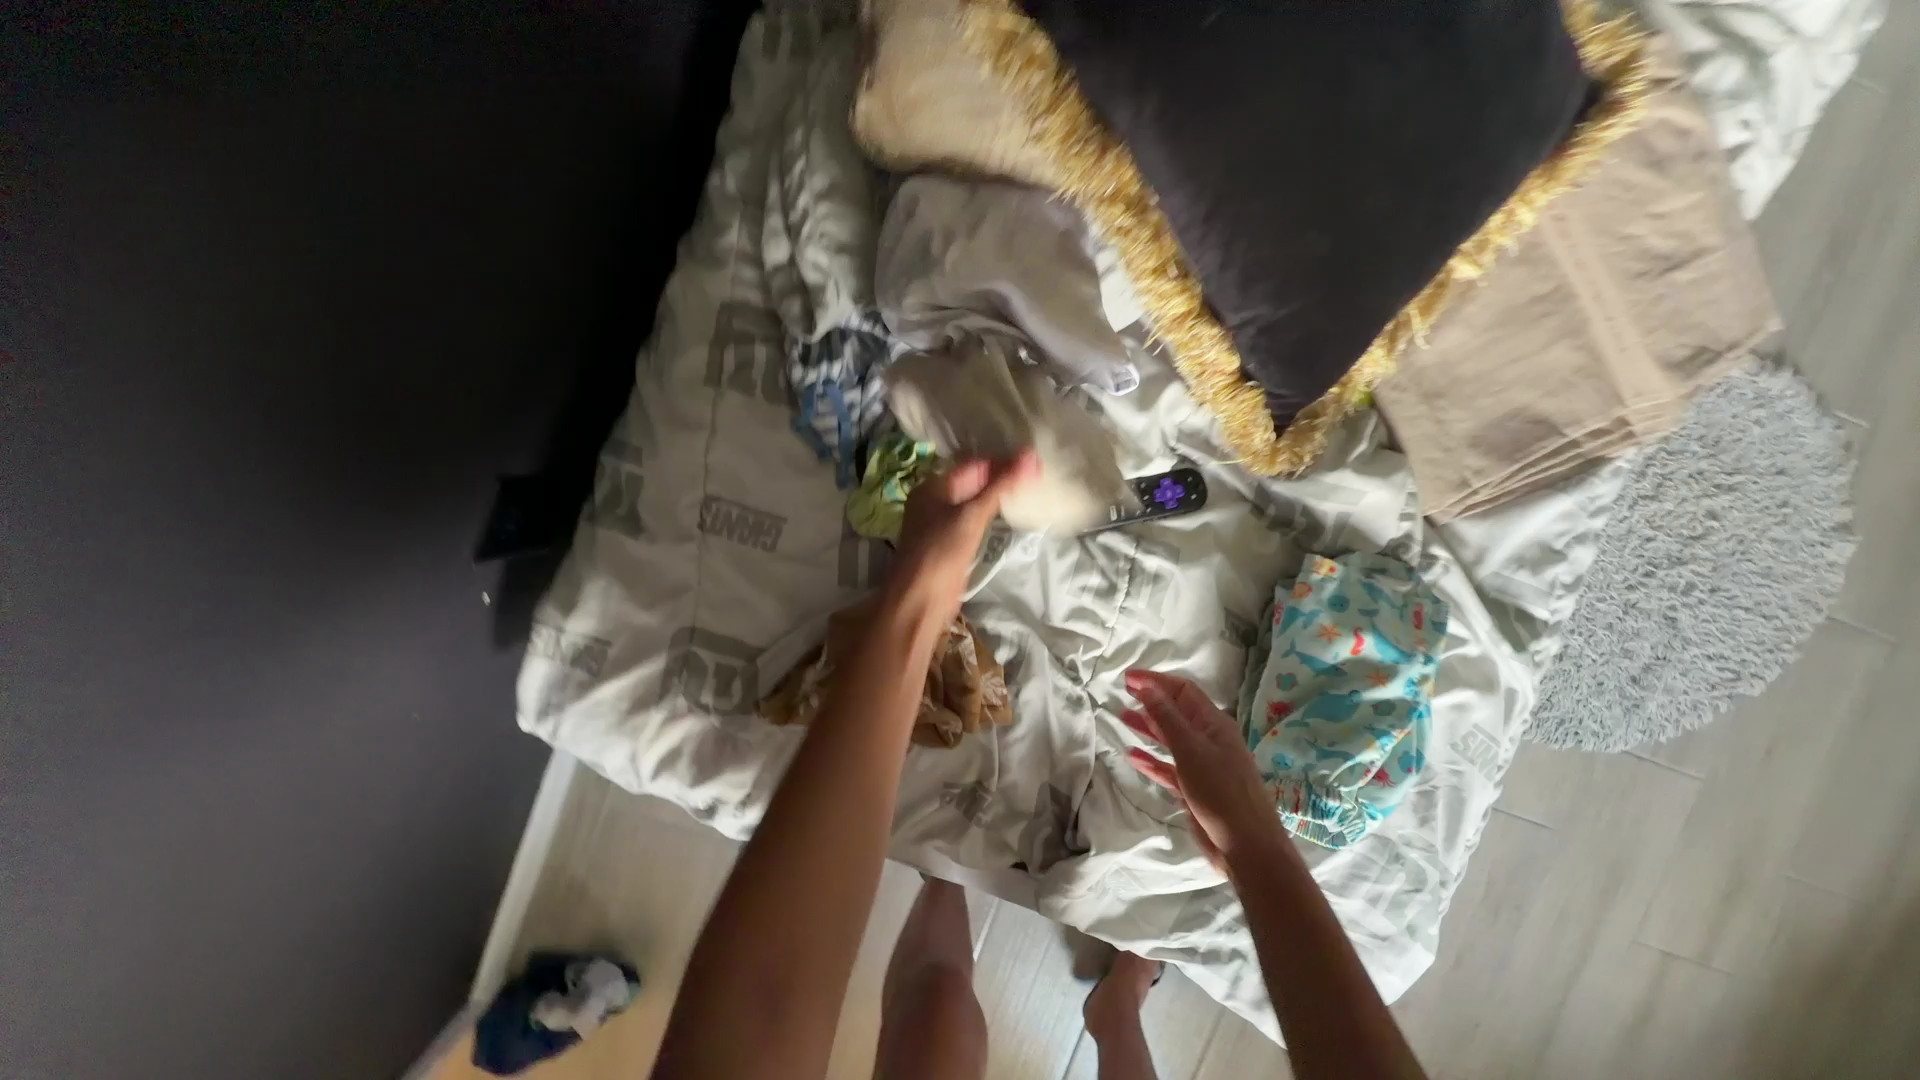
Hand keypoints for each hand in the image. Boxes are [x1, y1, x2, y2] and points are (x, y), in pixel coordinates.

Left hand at [886, 450, 1039, 620]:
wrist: (919, 600)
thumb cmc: (940, 552)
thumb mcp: (971, 515)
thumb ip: (1000, 486)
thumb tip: (1030, 457)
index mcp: (933, 487)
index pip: (974, 465)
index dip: (1002, 462)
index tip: (1033, 462)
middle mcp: (935, 501)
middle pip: (974, 482)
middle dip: (1003, 479)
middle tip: (1038, 476)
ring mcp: (943, 524)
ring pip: (975, 503)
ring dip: (1000, 498)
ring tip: (1032, 492)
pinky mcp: (952, 545)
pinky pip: (976, 522)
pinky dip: (993, 517)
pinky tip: (1013, 516)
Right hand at [1121, 669, 1286, 874]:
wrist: (1246, 846)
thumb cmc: (1220, 792)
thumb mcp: (1190, 749)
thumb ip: (1166, 717)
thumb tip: (1148, 687)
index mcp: (1214, 724)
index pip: (1183, 691)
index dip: (1156, 681)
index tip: (1127, 679)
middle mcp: (1209, 740)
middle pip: (1177, 712)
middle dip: (1151, 701)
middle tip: (1123, 693)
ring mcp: (1202, 765)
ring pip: (1171, 739)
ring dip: (1148, 727)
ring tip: (1122, 718)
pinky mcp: (1194, 789)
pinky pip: (1169, 768)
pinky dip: (1151, 760)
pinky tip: (1132, 755)